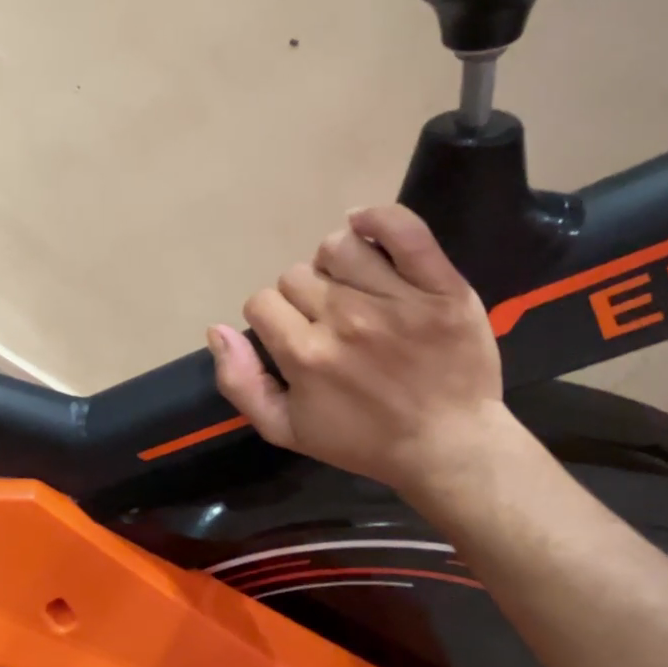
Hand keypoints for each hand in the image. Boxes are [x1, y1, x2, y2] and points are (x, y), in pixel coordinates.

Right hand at [207, 204, 510, 495]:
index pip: (260, 302)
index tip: (293, 337)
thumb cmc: (363, 441)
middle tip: (328, 324)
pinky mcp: (440, 288)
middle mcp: (344, 320)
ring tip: (353, 288)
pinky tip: (365, 227)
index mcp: (304, 354)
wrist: (450, 447)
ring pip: (338, 247)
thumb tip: (217, 330)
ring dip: (335, 265)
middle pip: (295, 275)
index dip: (271, 319)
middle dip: (303, 298)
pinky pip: (403, 230)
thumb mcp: (284, 428)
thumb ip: (239, 382)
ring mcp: (396, 300)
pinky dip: (378, 219)